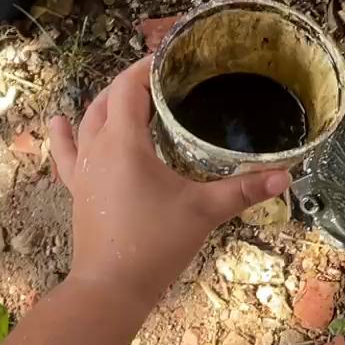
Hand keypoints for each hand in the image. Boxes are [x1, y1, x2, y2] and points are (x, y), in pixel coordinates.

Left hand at [49, 58, 288, 295]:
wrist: (112, 287)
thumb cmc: (156, 243)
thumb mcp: (205, 211)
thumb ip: (244, 190)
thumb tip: (285, 176)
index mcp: (125, 144)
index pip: (129, 88)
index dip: (147, 68)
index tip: (171, 57)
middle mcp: (97, 149)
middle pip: (106, 101)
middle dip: (131, 84)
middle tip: (162, 79)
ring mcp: (83, 171)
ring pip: (86, 123)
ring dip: (104, 104)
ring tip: (125, 95)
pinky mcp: (78, 191)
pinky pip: (67, 154)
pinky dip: (65, 135)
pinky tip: (58, 123)